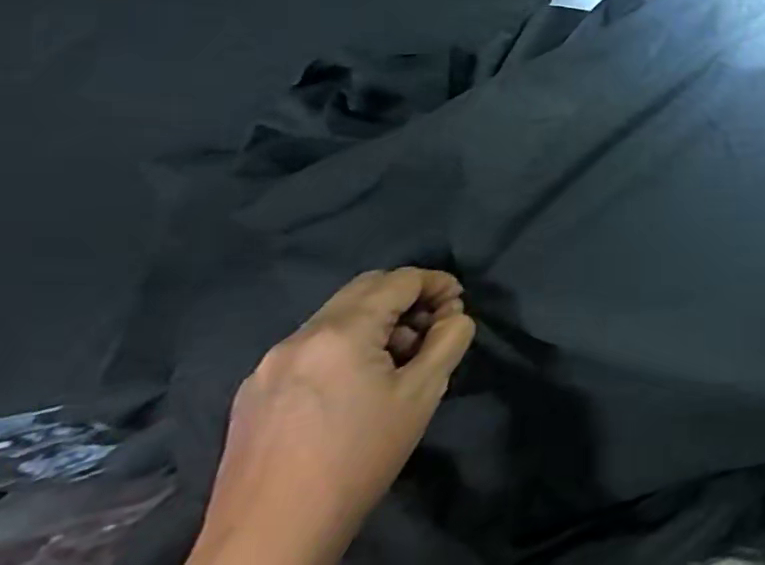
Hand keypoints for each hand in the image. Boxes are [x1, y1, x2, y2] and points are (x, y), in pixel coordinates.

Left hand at [187, 268, 475, 564]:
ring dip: (376, 323)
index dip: (438, 283)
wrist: (271, 537)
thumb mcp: (424, 393)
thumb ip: (449, 339)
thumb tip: (452, 316)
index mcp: (339, 333)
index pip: (399, 280)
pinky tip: (357, 385)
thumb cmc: (359, 457)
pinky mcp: (252, 394)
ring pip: (336, 317)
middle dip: (407, 297)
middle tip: (433, 327)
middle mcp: (297, 338)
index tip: (459, 306)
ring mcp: (267, 366)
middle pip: (364, 289)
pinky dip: (345, 346)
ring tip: (398, 362)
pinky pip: (311, 347)